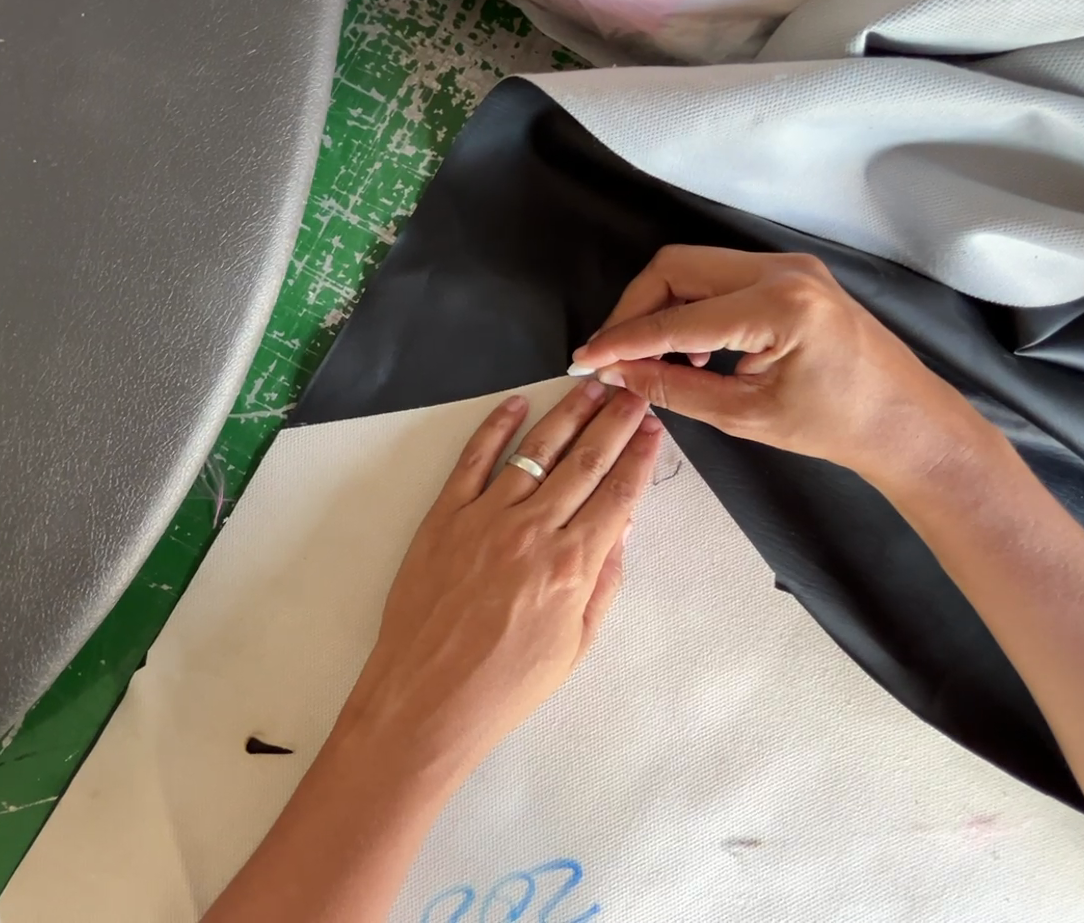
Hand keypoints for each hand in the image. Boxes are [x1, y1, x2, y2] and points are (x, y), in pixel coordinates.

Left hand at [329, 380, 662, 783]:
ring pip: (536, 450)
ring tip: (590, 388)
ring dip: (568, 414)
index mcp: (572, 566)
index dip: (640, 457)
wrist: (428, 696)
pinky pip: (474, 458)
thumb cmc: (505, 684)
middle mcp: (533, 530)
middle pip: (585, 461)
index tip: (654, 429)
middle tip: (632, 393)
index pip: (618, 496)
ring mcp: (485, 516)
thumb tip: (622, 527)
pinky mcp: (445, 514)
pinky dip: (496, 426)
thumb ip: (604, 581)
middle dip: (615, 422)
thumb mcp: (576, 645)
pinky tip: (516, 403)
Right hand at [569, 247, 994, 489]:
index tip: (584, 360)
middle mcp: (782, 271)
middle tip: (612, 355)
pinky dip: (688, 308)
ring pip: (691, 268)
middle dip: (633, 311)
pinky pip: (716, 278)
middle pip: (674, 268)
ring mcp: (788, 266)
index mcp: (778, 308)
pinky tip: (688, 351)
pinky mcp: (788, 274)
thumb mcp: (742, 416)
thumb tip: (614, 374)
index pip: (674, 319)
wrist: (907, 422)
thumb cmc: (835, 427)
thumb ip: (670, 389)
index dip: (620, 341)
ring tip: (649, 359)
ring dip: (659, 308)